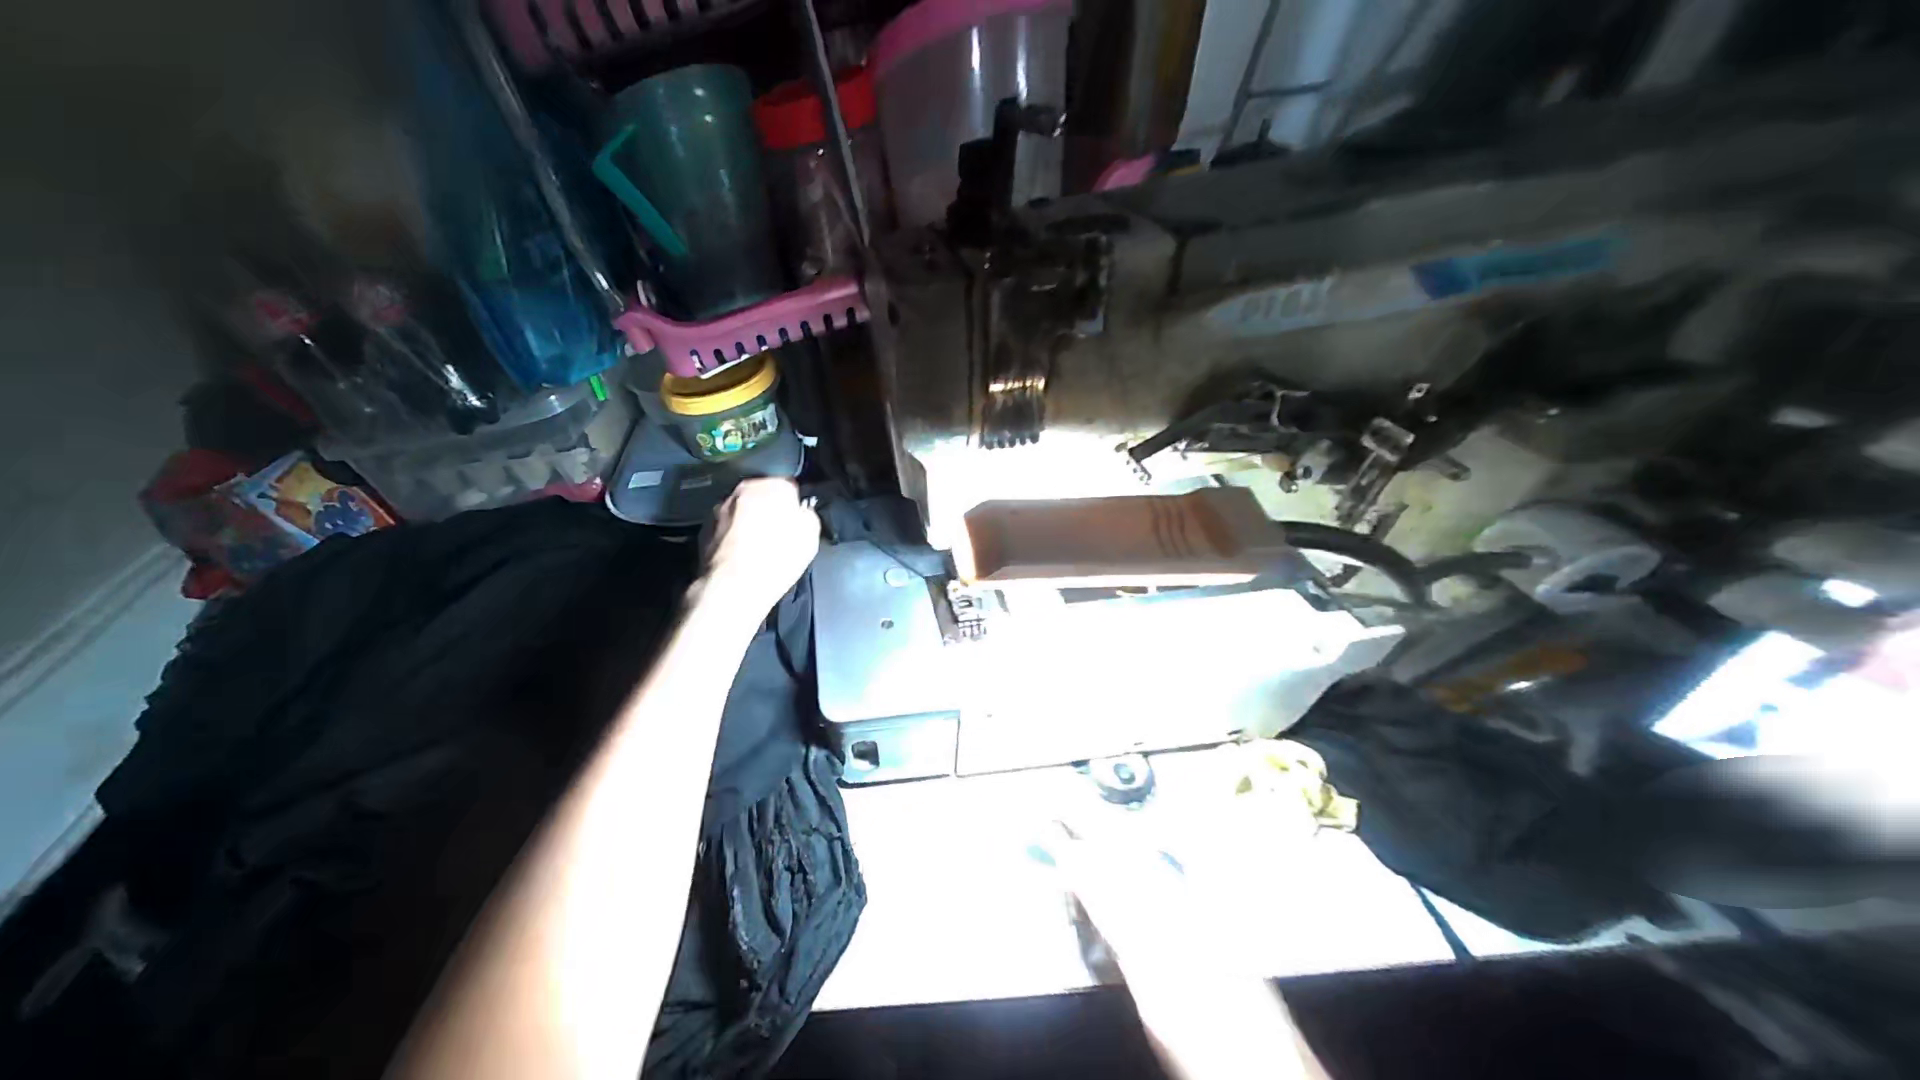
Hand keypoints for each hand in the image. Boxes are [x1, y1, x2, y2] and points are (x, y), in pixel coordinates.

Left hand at [697, 479, 820, 615]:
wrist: (732, 587)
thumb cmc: (775, 560)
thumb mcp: (810, 536)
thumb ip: (807, 514)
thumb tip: (801, 512)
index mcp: (771, 486)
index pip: (789, 486)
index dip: (795, 504)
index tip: (797, 520)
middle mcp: (742, 491)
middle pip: (762, 495)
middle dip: (770, 510)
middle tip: (780, 535)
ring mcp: (719, 509)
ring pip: (742, 511)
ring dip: (750, 522)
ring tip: (759, 549)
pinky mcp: (704, 528)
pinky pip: (726, 527)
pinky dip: (733, 536)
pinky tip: (742, 556)